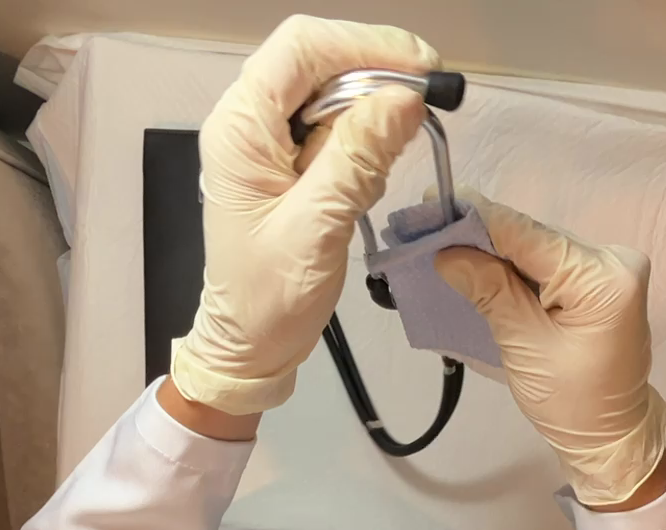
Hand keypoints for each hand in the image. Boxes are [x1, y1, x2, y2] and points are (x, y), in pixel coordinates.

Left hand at [168, 16, 437, 415]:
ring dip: (371, 117)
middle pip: (317, 65)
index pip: (302, 49)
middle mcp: (248, 126)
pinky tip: (371, 177)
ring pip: (329, 99)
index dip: (366, 46)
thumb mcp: (315, 229)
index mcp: (240, 131)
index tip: (422, 70)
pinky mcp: (286, 171)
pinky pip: (332, 136)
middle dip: (374, 78)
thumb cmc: (269, 300)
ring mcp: (267, 148)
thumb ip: (356, 160)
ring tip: (393, 155)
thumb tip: (405, 99)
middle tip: (425, 106)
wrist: (249, 347)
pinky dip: (362, 147)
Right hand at [434, 194, 665, 506]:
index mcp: (602, 278)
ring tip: (444, 243)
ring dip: (494, 252)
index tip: (436, 200)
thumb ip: (491, 293)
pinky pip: (547, 268)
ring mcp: (608, 271)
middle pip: (534, 239)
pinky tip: (479, 265)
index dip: (480, 218)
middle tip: (430, 226)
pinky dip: (513, 270)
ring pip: (538, 252)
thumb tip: (448, 253)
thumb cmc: (570, 402)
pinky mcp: (597, 284)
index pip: (530, 236)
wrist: (608, 436)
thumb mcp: (525, 347)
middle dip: (482, 235)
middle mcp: (613, 261)